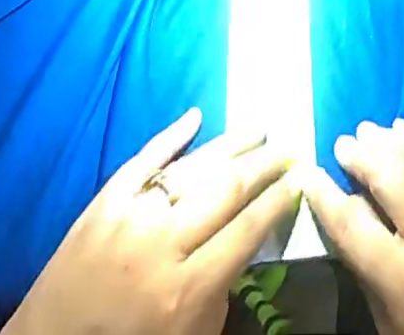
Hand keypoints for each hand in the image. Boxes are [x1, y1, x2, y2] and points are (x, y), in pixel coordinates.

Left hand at [3, 108, 295, 334]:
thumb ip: (224, 285)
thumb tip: (250, 232)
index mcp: (187, 287)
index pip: (249, 226)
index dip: (280, 197)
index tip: (301, 176)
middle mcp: (162, 245)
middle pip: (229, 189)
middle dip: (266, 165)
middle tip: (290, 148)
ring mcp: (130, 219)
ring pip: (194, 168)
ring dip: (233, 144)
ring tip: (260, 129)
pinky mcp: (101, 206)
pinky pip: (142, 161)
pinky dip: (170, 136)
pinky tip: (196, 116)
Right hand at [302, 120, 403, 334]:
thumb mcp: (392, 325)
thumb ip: (367, 272)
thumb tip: (346, 219)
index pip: (352, 223)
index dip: (324, 194)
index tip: (309, 173)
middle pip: (391, 173)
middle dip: (362, 152)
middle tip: (345, 142)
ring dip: (397, 134)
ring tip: (375, 129)